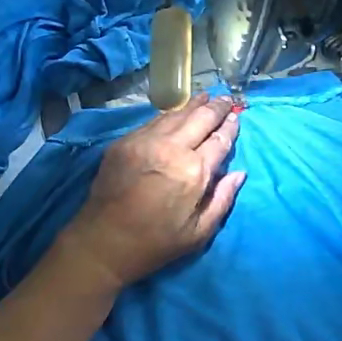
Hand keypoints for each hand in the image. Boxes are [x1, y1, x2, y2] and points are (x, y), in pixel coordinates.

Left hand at [54, 93, 246, 290]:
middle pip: (200, 118)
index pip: (219, 140)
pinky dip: (169, 116)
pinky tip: (175, 114)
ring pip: (175, 114)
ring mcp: (144, 141)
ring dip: (193, 105)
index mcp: (194, 171)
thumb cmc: (155, 243)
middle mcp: (171, 148)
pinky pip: (152, 122)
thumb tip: (238, 173)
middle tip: (226, 98)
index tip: (236, 116)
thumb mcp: (198, 233)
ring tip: (205, 97)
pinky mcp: (124, 142)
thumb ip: (222, 200)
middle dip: (216, 106)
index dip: (230, 126)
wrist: (103, 241)